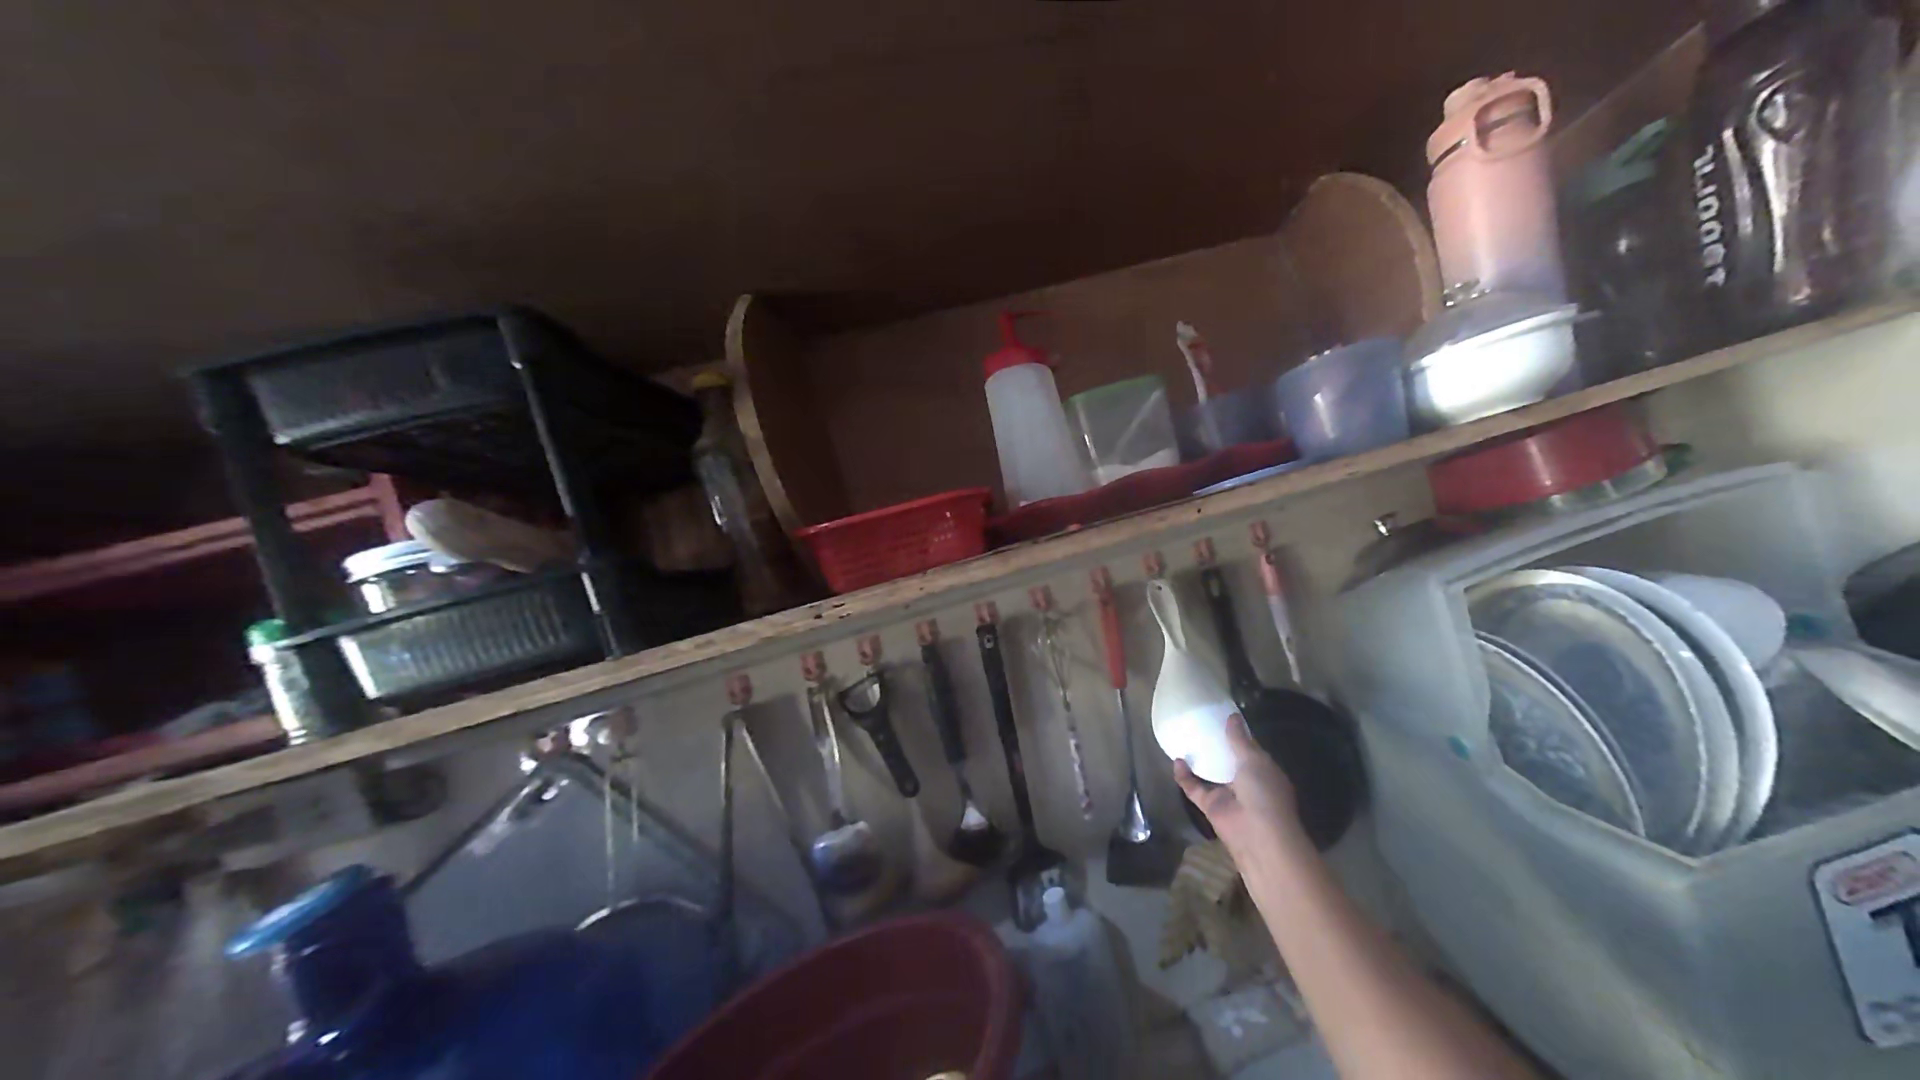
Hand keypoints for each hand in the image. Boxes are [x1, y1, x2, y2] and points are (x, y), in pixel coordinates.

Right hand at [1174, 715, 1299, 853]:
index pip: (1249, 749)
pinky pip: (1194, 788)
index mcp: (1263, 770)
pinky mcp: (1210, 805)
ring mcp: (1227, 794)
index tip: (1222, 717)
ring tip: (1184, 739)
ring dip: (1199, 760)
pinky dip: (1185, 776)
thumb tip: (1232, 716)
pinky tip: (1177, 760)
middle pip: (1228, 760)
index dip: (1237, 734)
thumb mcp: (1254, 760)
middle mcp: (1246, 781)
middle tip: (1198, 724)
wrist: (1258, 836)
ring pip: (1210, 773)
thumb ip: (1239, 740)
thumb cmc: (1264, 793)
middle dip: (1216, 745)